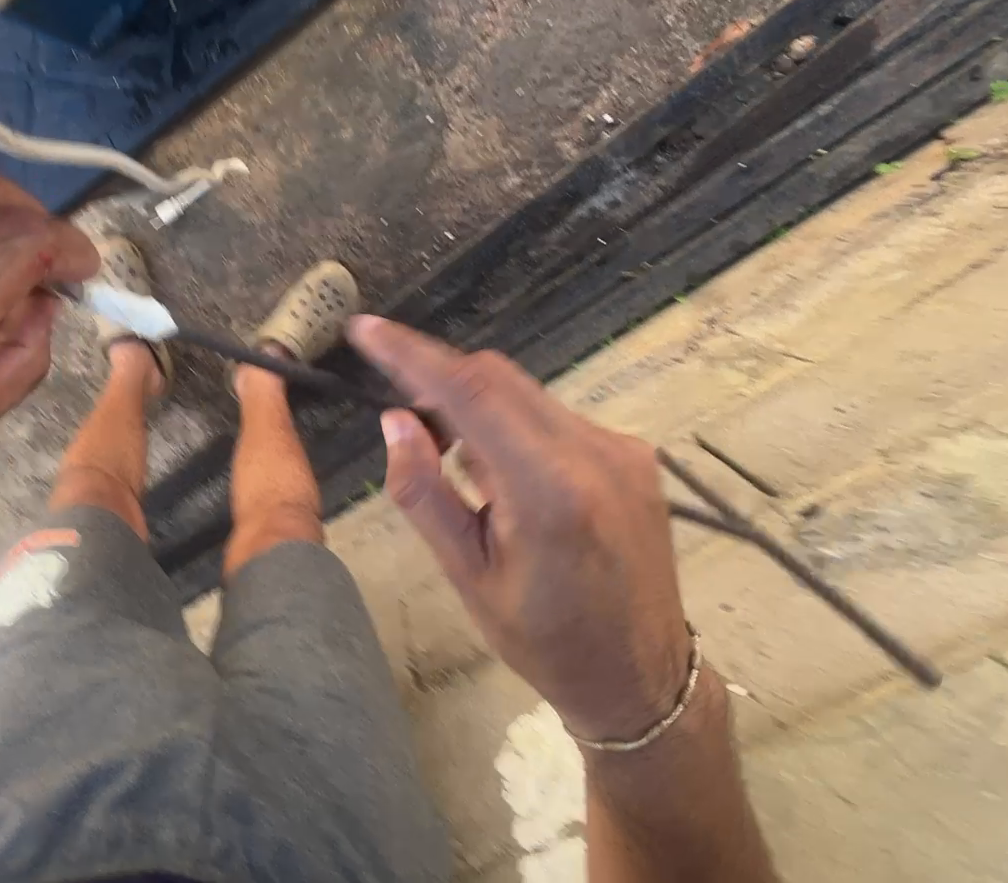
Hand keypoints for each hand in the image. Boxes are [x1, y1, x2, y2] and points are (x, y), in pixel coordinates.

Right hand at [347, 316, 690, 742]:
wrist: (643, 677)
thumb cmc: (543, 640)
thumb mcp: (466, 576)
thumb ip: (424, 492)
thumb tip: (395, 419)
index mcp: (548, 491)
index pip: (468, 392)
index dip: (410, 354)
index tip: (364, 330)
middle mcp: (593, 452)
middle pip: (496, 377)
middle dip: (436, 379)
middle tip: (400, 415)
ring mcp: (620, 448)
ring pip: (522, 393)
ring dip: (472, 406)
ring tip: (452, 459)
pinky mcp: (631, 452)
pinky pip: (549, 414)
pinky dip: (508, 424)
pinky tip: (501, 473)